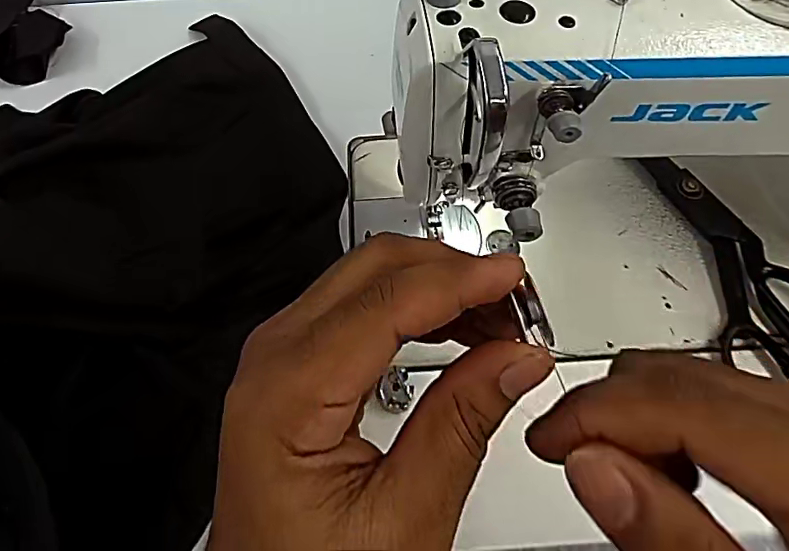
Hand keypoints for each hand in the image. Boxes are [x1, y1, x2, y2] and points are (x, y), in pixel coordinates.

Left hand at [209, 234, 555, 550]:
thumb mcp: (401, 522)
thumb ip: (460, 426)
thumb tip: (513, 357)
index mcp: (288, 387)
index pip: (385, 299)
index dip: (457, 279)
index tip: (510, 277)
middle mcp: (275, 351)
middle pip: (372, 267)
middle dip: (449, 269)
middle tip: (511, 297)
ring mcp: (280, 350)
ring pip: (365, 276)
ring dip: (434, 282)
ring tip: (495, 314)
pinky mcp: (294, 359)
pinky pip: (356, 304)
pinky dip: (411, 303)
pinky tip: (452, 324)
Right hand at [526, 351, 788, 550]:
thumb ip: (680, 542)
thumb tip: (590, 464)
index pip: (683, 402)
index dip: (597, 412)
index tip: (549, 440)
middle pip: (688, 379)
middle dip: (612, 408)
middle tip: (573, 457)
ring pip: (702, 377)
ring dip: (642, 414)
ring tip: (621, 472)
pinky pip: (733, 397)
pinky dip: (682, 420)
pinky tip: (677, 469)